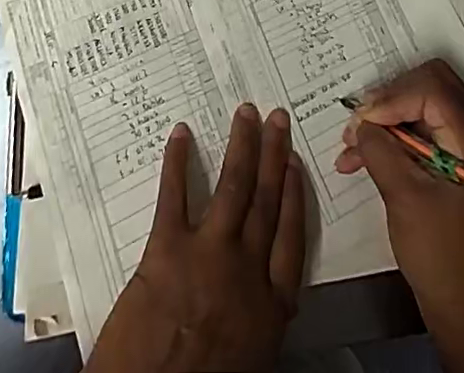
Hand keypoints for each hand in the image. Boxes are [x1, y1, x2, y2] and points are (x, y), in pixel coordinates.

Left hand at [86, 104, 306, 372]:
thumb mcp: (252, 356)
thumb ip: (260, 314)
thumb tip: (261, 285)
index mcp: (271, 305)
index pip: (292, 237)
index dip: (295, 195)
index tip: (296, 163)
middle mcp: (246, 272)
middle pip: (266, 201)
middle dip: (274, 155)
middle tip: (278, 118)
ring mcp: (208, 255)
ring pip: (233, 188)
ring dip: (241, 146)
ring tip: (246, 114)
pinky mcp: (166, 250)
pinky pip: (174, 196)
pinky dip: (177, 162)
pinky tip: (181, 135)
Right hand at [335, 60, 463, 344]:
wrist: (459, 304)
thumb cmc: (438, 254)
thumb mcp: (404, 198)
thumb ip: (381, 150)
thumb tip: (361, 122)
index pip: (436, 91)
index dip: (394, 97)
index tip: (363, 121)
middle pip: (430, 86)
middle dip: (388, 99)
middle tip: (359, 123)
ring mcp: (462, 147)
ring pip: (419, 105)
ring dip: (383, 119)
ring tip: (351, 144)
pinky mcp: (448, 160)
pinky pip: (416, 129)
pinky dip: (388, 137)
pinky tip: (358, 157)